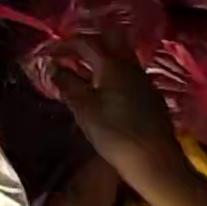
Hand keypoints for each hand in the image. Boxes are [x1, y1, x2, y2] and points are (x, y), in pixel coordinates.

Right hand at [48, 37, 198, 202]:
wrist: (156, 163)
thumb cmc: (113, 132)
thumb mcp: (82, 107)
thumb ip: (66, 82)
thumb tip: (51, 65)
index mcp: (112, 66)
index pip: (87, 42)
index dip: (66, 43)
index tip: (50, 50)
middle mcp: (131, 67)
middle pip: (111, 41)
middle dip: (89, 42)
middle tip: (69, 52)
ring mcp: (145, 81)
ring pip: (122, 56)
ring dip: (102, 57)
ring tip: (82, 70)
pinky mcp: (151, 97)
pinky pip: (129, 72)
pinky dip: (112, 71)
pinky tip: (102, 87)